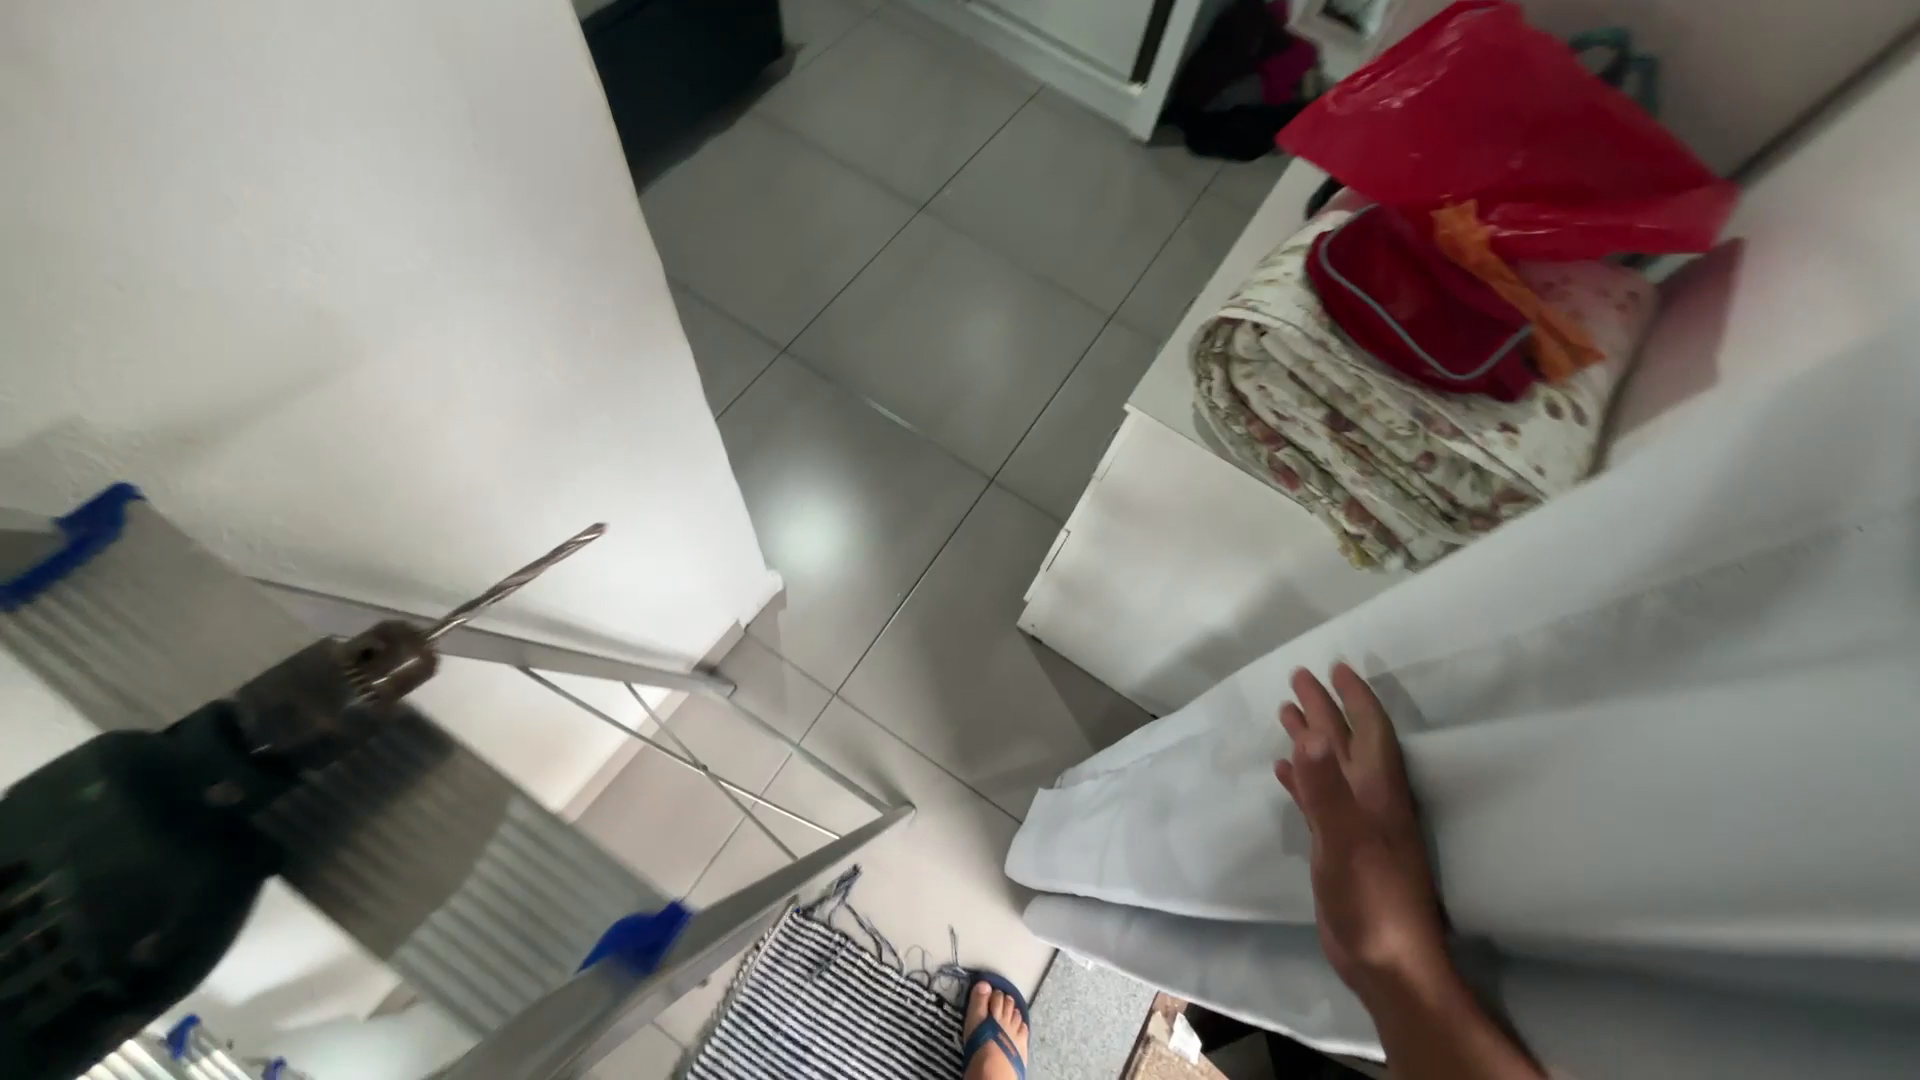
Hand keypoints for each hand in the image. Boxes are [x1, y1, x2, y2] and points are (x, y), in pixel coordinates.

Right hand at [1275, 664, 1447, 999]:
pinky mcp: (1338, 845)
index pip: (1369, 732)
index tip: (1336, 668)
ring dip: (1313, 737)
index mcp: (1377, 792)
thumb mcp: (1344, 840)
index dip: (1354, 698)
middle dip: (1326, 707)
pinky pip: (1317, 797)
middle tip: (1300, 678)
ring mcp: (1355, 823)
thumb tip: (1312, 733)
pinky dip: (1302, 777)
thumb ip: (1326, 788)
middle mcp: (1369, 800)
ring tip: (1288, 712)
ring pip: (1332, 766)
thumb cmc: (1371, 899)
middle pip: (1348, 742)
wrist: (1386, 962)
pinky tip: (1285, 770)